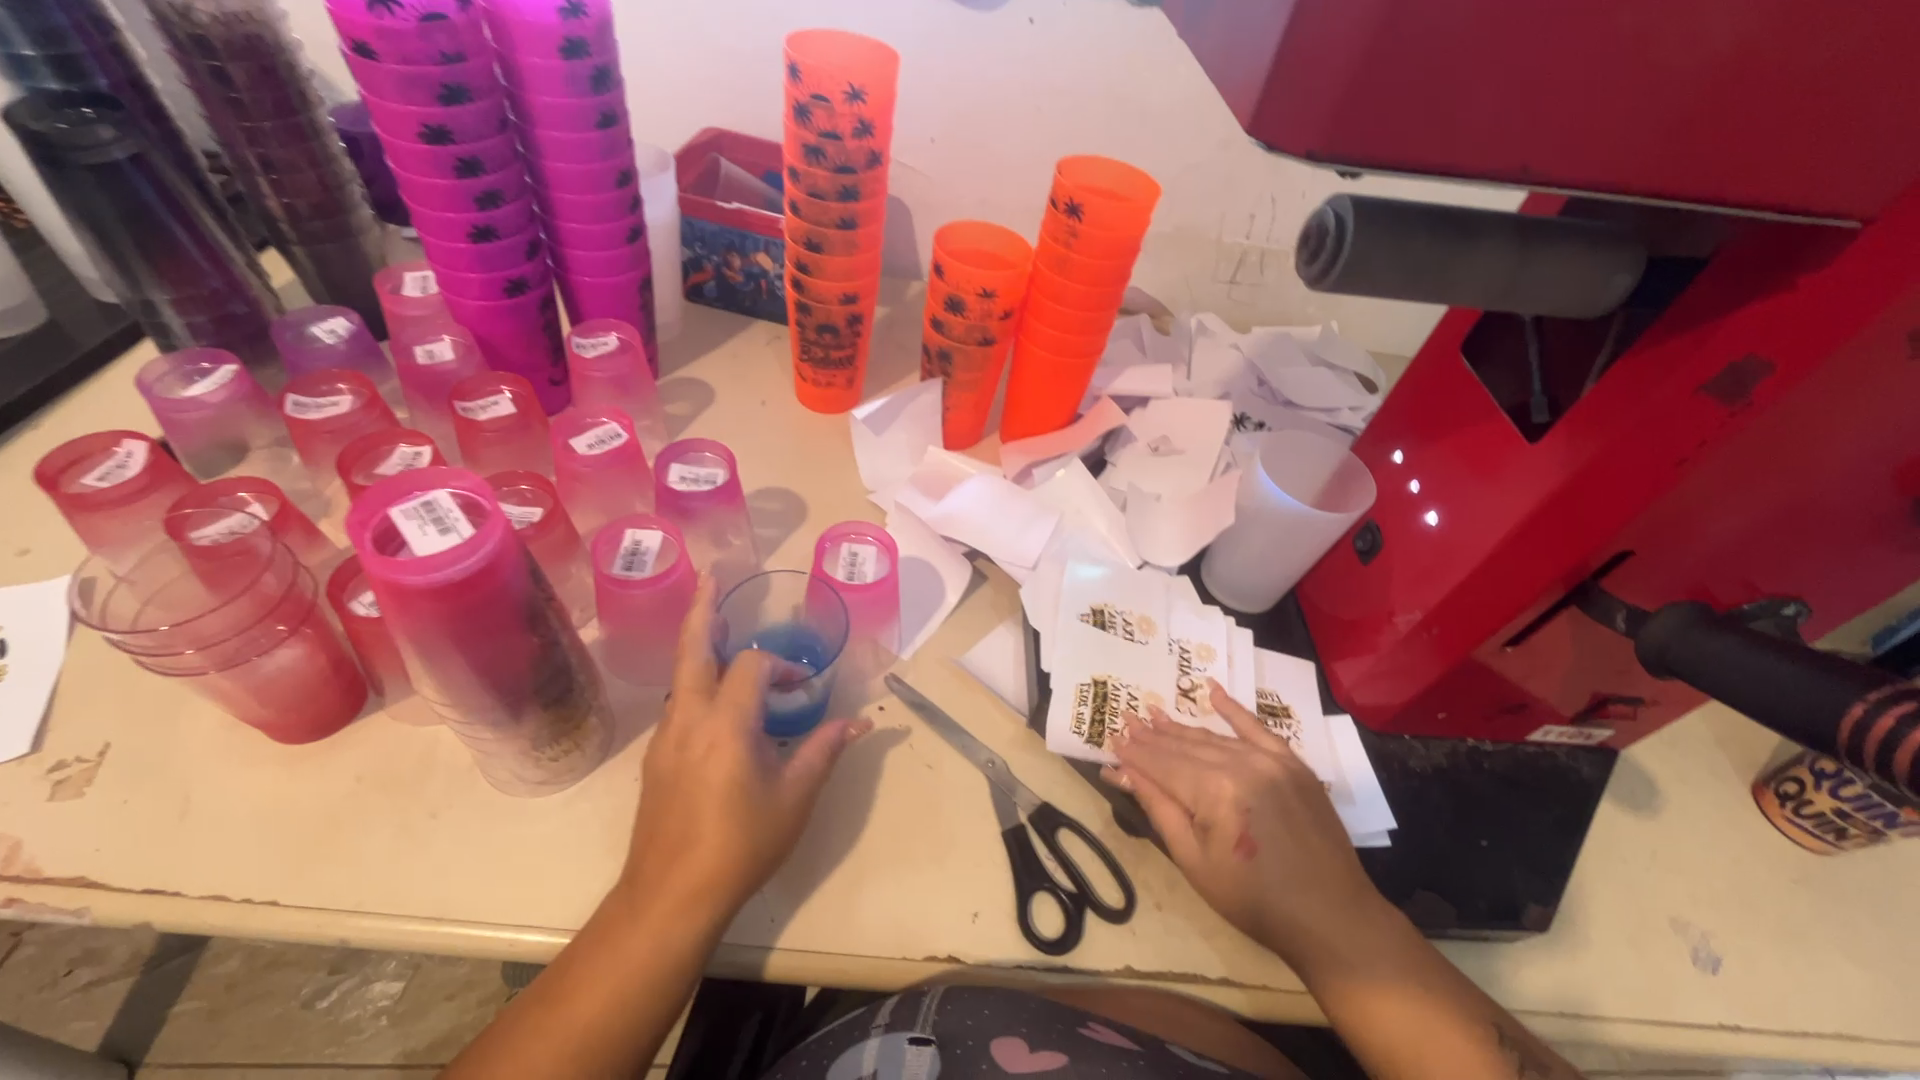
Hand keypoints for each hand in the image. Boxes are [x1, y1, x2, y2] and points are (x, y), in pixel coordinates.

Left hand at [621, 574, 873, 915]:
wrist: (671, 894)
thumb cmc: (741, 844)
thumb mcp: (795, 798)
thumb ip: (824, 751)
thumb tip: (860, 723)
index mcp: (726, 723)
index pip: (752, 666)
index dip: (781, 667)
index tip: (803, 688)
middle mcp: (689, 718)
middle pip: (692, 648)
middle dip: (702, 609)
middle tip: (711, 576)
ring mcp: (666, 738)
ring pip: (680, 676)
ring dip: (697, 645)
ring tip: (713, 624)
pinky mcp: (656, 759)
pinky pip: (678, 703)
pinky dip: (695, 682)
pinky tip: (713, 699)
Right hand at [1103, 679, 1386, 963]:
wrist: (1330, 916)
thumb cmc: (1253, 899)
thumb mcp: (1194, 860)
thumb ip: (1159, 808)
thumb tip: (1122, 772)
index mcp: (1214, 791)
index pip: (1162, 764)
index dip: (1135, 753)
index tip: (1110, 738)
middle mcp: (1242, 764)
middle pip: (1185, 747)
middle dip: (1152, 736)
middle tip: (1126, 720)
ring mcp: (1272, 761)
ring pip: (1215, 738)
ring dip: (1182, 728)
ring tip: (1154, 715)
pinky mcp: (1294, 765)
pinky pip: (1258, 729)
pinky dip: (1234, 710)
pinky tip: (1213, 692)